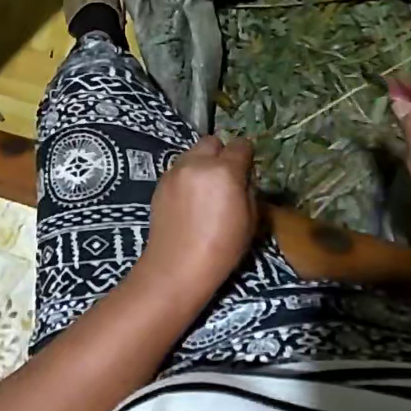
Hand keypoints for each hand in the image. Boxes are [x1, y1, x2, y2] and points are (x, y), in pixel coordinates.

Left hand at [145, 135, 256, 285]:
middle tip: (226, 177)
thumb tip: (242, 178)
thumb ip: (248, 189)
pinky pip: (179, 169)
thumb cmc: (222, 248)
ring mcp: (175, 172)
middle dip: (222, 153)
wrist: (177, 269)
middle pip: (212, 141)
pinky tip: (190, 200)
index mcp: (224, 171)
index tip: (247, 171)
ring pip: (193, 153)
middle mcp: (197, 164)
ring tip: (206, 189)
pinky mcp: (160, 184)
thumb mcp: (251, 219)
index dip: (246, 156)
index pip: (241, 145)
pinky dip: (188, 176)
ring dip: (203, 163)